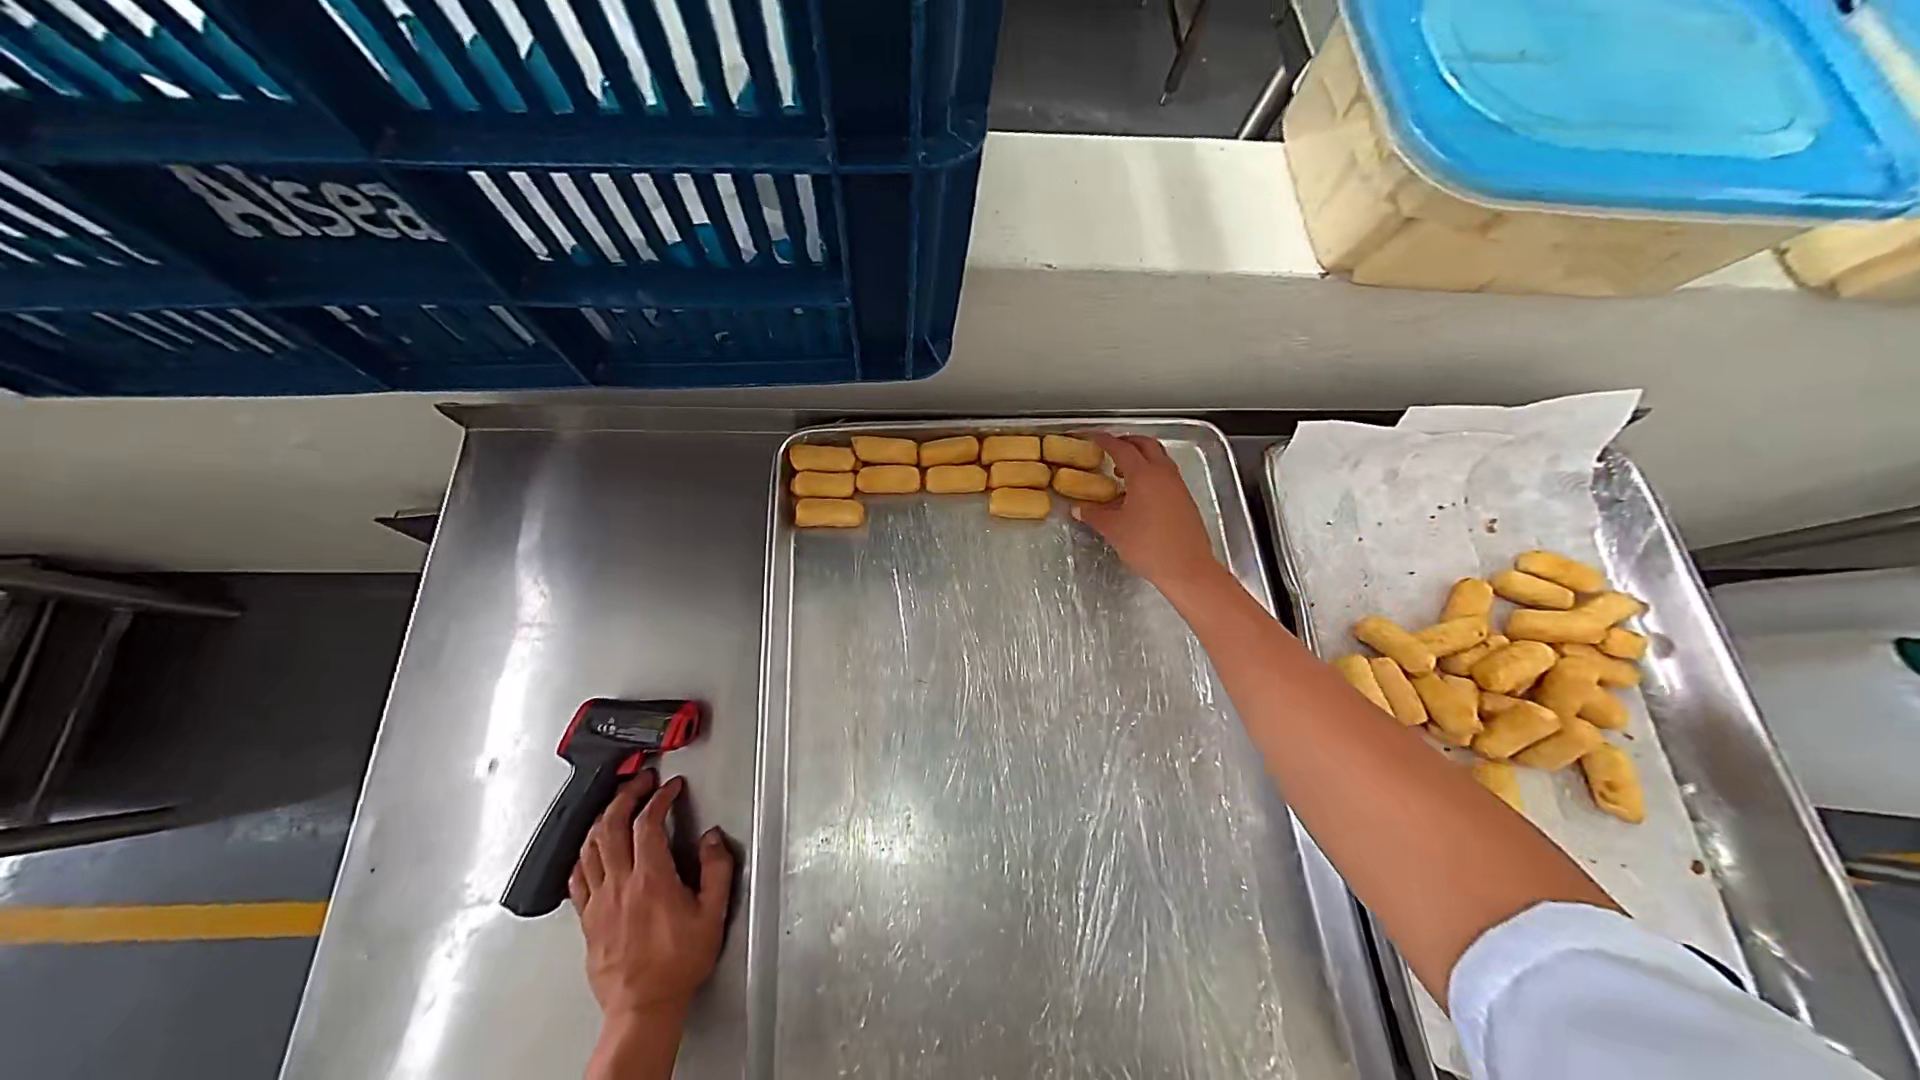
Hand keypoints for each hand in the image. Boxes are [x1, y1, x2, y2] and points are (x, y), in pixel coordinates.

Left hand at [570, 771, 733, 1022]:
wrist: (644, 1006)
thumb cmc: (678, 965)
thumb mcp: (713, 914)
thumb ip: (717, 870)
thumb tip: (712, 839)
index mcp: (651, 881)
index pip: (648, 823)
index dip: (660, 797)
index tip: (670, 788)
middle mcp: (620, 886)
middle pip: (611, 825)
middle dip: (626, 794)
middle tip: (640, 782)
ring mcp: (599, 902)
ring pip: (589, 846)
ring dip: (603, 817)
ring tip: (617, 804)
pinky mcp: (588, 919)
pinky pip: (576, 876)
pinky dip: (584, 853)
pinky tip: (592, 848)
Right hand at [1075, 434, 1223, 591]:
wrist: (1187, 568)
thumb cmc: (1148, 547)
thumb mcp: (1114, 530)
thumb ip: (1094, 515)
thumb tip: (1080, 509)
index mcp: (1144, 475)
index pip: (1122, 448)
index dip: (1105, 440)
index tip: (1093, 437)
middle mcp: (1164, 474)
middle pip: (1146, 445)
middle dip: (1127, 442)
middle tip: (1110, 448)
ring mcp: (1178, 486)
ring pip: (1159, 458)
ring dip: (1141, 457)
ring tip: (1122, 471)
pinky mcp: (1185, 499)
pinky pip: (1166, 475)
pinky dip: (1151, 473)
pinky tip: (1139, 493)